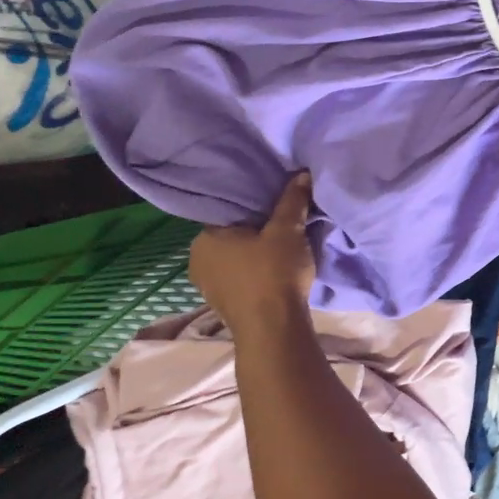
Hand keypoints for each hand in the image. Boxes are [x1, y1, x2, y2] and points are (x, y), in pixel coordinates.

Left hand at [190, 172, 316, 337]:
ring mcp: (205, 282)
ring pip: (236, 254)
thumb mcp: (288, 230)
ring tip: (286, 244)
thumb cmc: (273, 271)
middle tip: (288, 222)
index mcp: (206, 237)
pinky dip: (255, 267)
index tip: (280, 204)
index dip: (258, 205)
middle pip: (234, 232)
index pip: (231, 210)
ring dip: (257, 249)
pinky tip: (276, 267)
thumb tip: (301, 173)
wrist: (271, 325)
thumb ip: (292, 200)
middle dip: (258, 227)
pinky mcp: (220, 298)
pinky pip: (238, 272)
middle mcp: (197, 257)